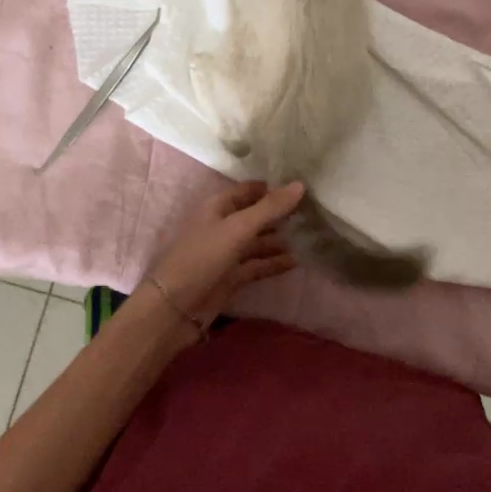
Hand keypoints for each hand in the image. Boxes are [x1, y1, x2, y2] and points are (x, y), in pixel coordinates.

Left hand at [142, 182, 302, 332]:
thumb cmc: (202, 257)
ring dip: (280, 239)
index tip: (302, 185)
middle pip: (255, 215)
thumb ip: (269, 208)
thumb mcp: (237, 228)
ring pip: (258, 242)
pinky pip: (257, 265)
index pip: (248, 190)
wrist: (176, 307)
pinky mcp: (232, 277)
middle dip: (280, 213)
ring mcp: (227, 253)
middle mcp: (223, 226)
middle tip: (314, 211)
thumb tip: (300, 184)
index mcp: (217, 207)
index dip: (272, 187)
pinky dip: (274, 263)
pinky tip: (297, 261)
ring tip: (311, 235)